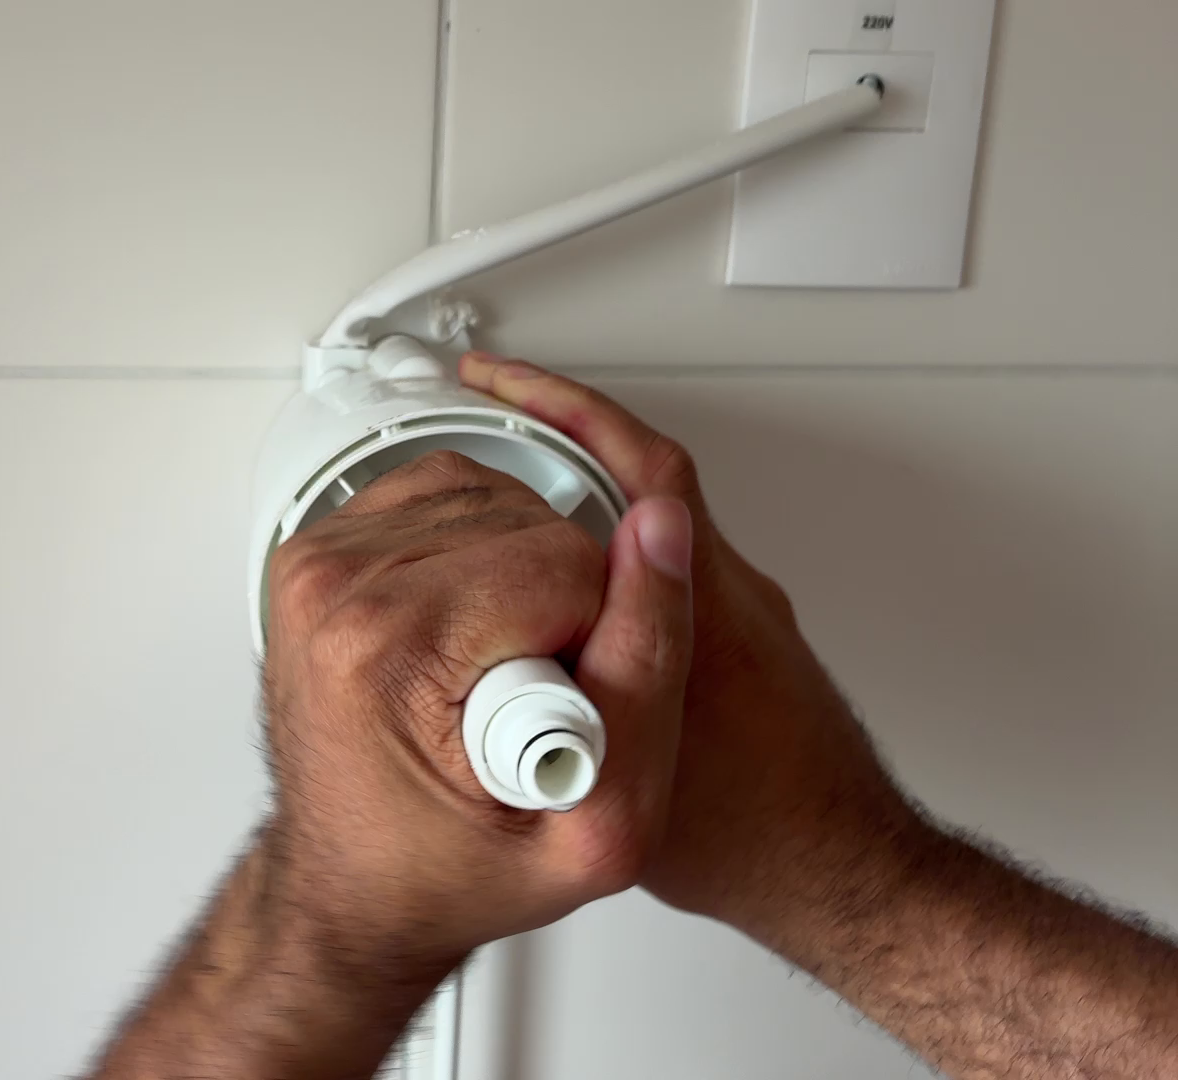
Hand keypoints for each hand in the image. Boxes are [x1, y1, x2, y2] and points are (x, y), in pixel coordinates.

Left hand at [260, 447, 694, 969]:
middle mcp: (330, 584)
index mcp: (382, 645)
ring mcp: (315, 559)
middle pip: (523, 522)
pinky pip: (432, 493)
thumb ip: (649, 670)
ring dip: (518, 569)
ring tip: (489, 661)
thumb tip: (659, 533)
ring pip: (487, 497)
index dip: (600, 637)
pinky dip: (474, 540)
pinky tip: (469, 614)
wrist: (350, 874)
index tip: (551, 708)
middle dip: (557, 603)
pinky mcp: (316, 549)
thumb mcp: (595, 826)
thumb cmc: (439, 866)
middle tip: (515, 695)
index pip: (565, 562)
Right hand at [457, 352, 920, 939]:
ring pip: (648, 503)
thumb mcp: (614, 766)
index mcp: (691, 605)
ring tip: (510, 461)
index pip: (639, 467)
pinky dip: (603, 522)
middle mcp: (717, 586)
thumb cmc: (748, 830)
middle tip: (494, 396)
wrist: (840, 870)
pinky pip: (658, 543)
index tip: (502, 383)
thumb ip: (550, 704)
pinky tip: (557, 550)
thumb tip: (484, 663)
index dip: (564, 407)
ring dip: (579, 466)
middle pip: (640, 465)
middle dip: (559, 417)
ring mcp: (730, 601)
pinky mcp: (732, 624)